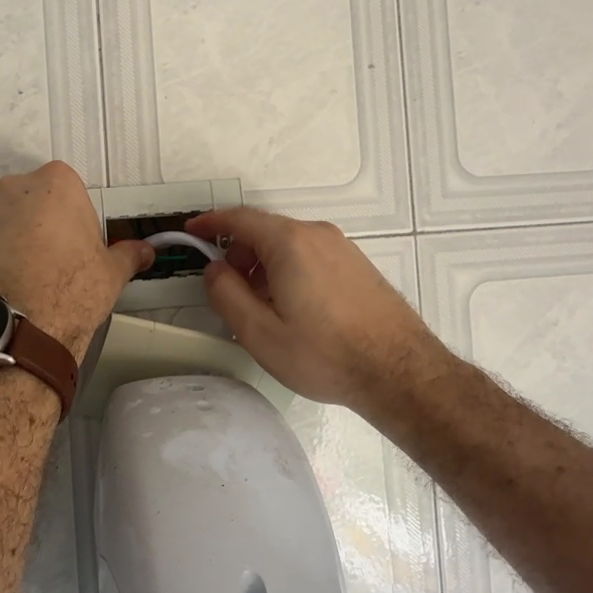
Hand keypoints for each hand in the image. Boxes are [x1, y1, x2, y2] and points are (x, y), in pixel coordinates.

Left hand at [0, 162, 153, 359]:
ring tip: (27, 276)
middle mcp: (15, 188)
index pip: (68, 189)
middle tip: (54, 260)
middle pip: (32, 200)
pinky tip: (5, 283)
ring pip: (3, 219)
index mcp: (56, 183)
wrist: (23, 326)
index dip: (73, 218)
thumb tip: (144, 252)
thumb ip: (128, 254)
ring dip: (12, 239)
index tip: (78, 243)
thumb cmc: (73, 289)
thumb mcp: (113, 272)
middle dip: (40, 223)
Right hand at [186, 207, 446, 407]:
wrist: (401, 373)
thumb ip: (227, 294)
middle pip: (266, 230)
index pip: (240, 219)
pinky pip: (311, 255)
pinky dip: (289, 269)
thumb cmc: (325, 354)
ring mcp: (343, 248)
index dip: (210, 223)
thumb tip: (214, 268)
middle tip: (227, 287)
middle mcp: (317, 235)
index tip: (191, 231)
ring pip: (289, 244)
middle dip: (238, 252)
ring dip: (264, 264)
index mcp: (289, 243)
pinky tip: (292, 307)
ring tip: (259, 305)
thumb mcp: (260, 332)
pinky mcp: (358, 266)